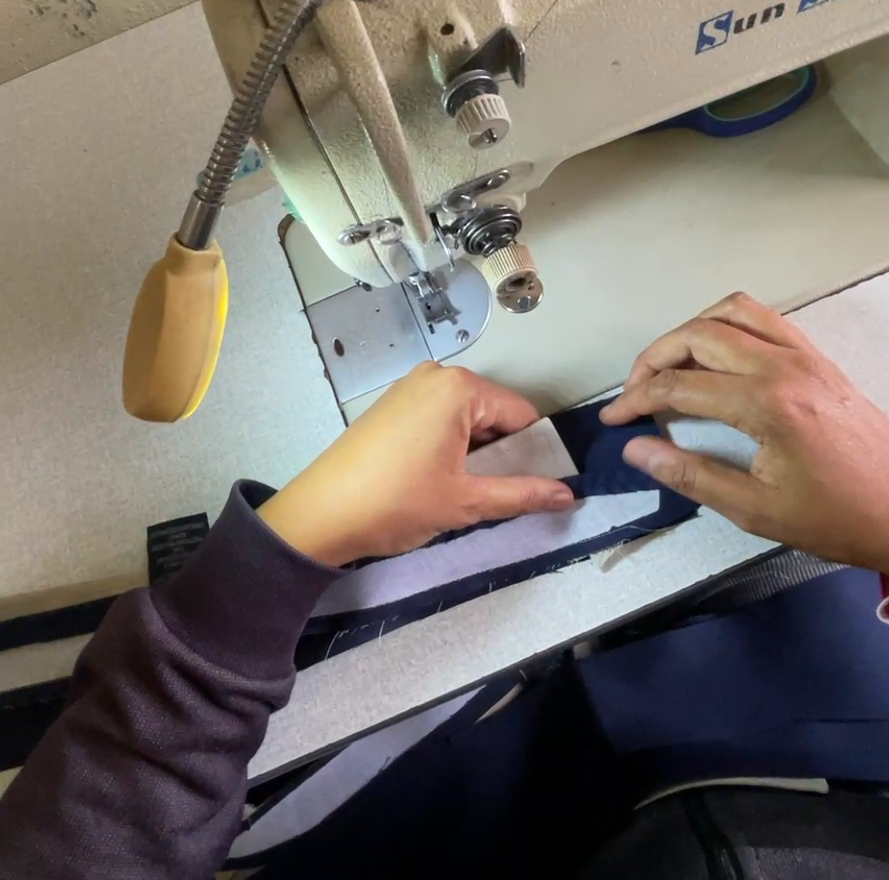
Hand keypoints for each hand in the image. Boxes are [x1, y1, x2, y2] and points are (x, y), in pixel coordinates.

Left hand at [259, 363, 575, 566]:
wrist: (319, 514)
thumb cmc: (396, 502)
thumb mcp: (465, 501)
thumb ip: (522, 494)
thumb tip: (568, 495)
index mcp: (460, 388)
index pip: (522, 415)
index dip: (533, 453)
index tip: (532, 487)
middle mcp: (437, 375)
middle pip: (494, 413)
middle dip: (501, 453)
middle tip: (490, 494)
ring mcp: (410, 386)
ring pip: (467, 417)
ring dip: (475, 452)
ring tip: (461, 490)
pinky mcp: (392, 403)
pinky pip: (440, 417)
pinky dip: (450, 444)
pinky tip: (436, 477)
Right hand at [599, 293, 888, 584]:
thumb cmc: (835, 519)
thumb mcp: (754, 509)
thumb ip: (689, 474)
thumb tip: (635, 448)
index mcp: (767, 404)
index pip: (680, 385)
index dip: (637, 399)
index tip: (614, 419)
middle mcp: (784, 365)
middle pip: (698, 334)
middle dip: (653, 358)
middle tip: (634, 391)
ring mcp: (805, 354)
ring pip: (731, 311)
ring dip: (689, 331)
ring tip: (670, 367)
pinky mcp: (818, 357)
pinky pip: (763, 319)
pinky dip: (726, 326)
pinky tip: (715, 359)